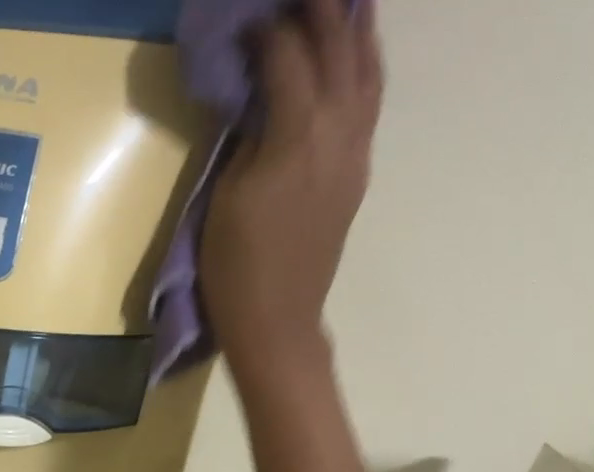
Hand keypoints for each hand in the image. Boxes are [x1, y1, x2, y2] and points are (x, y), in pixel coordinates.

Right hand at [199, 0, 382, 366]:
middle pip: (338, 54)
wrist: (277, 318)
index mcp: (296, 138)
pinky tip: (355, 57)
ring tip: (348, 4)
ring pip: (366, 73)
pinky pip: (369, 102)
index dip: (268, 34)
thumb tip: (259, 106)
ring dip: (356, 31)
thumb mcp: (224, 197)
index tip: (247, 23)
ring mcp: (355, 152)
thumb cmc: (235, 265)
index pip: (288, 62)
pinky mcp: (357, 172)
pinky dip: (363, 68)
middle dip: (322, 12)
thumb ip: (246, 141)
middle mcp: (337, 133)